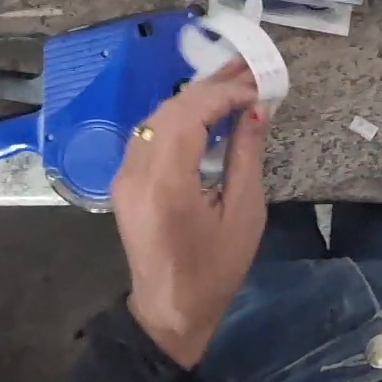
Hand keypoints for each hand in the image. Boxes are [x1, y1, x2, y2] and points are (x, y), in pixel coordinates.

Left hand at [110, 60, 269, 366]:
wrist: (170, 310)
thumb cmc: (215, 269)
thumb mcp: (245, 213)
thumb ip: (246, 155)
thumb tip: (257, 109)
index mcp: (167, 185)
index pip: (189, 116)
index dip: (224, 94)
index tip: (257, 87)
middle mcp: (137, 173)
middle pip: (170, 110)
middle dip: (211, 87)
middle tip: (248, 70)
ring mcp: (125, 176)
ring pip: (157, 117)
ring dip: (194, 98)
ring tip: (233, 83)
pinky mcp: (125, 180)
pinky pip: (150, 133)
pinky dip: (179, 116)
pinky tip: (206, 111)